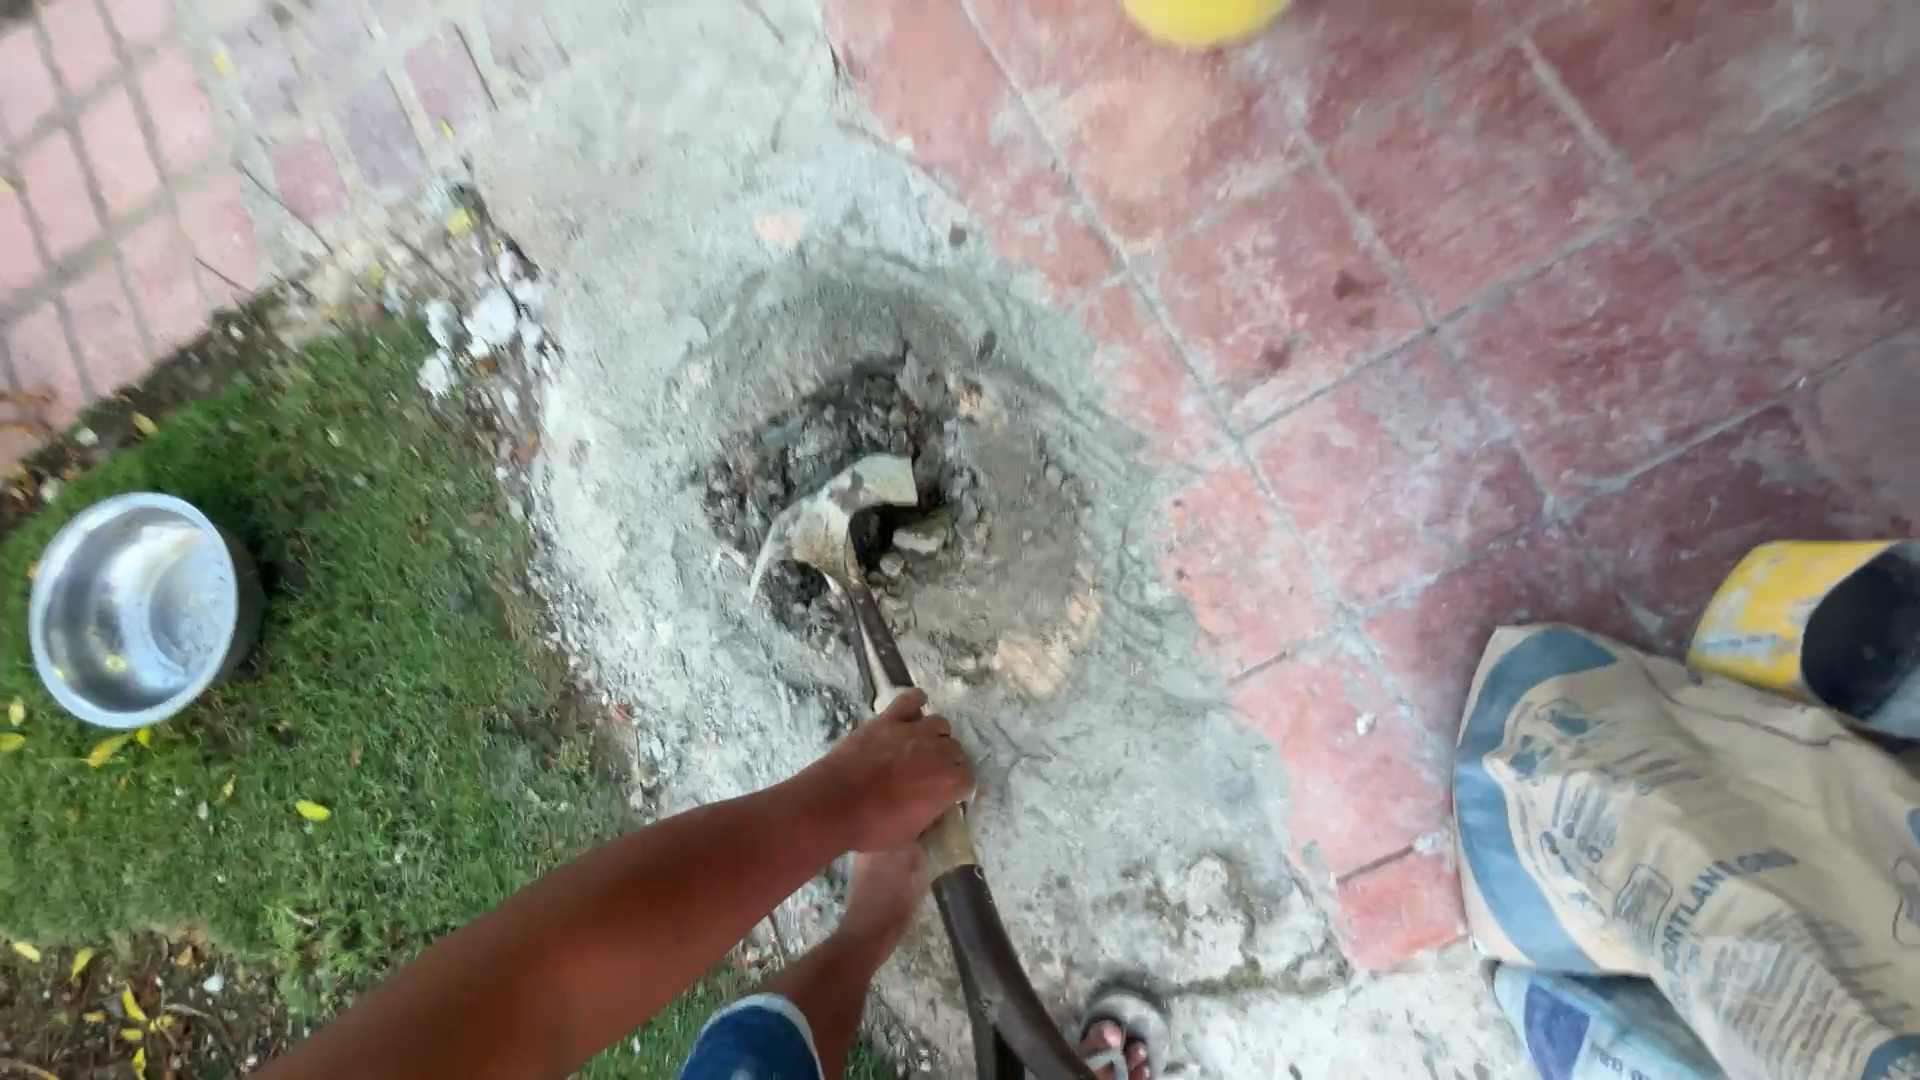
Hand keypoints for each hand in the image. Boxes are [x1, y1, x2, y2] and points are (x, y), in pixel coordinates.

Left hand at [811, 689, 974, 853]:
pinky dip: (916, 702)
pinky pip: (910, 700)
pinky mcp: (889, 719)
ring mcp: (913, 731)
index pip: (968, 778)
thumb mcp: (911, 833)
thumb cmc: (872, 827)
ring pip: (940, 723)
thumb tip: (933, 803)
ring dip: (937, 735)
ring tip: (924, 745)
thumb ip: (930, 812)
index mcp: (947, 783)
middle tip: (934, 771)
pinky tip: (915, 709)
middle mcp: (938, 752)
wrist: (834, 805)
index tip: (949, 792)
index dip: (958, 786)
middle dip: (949, 761)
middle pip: (956, 749)